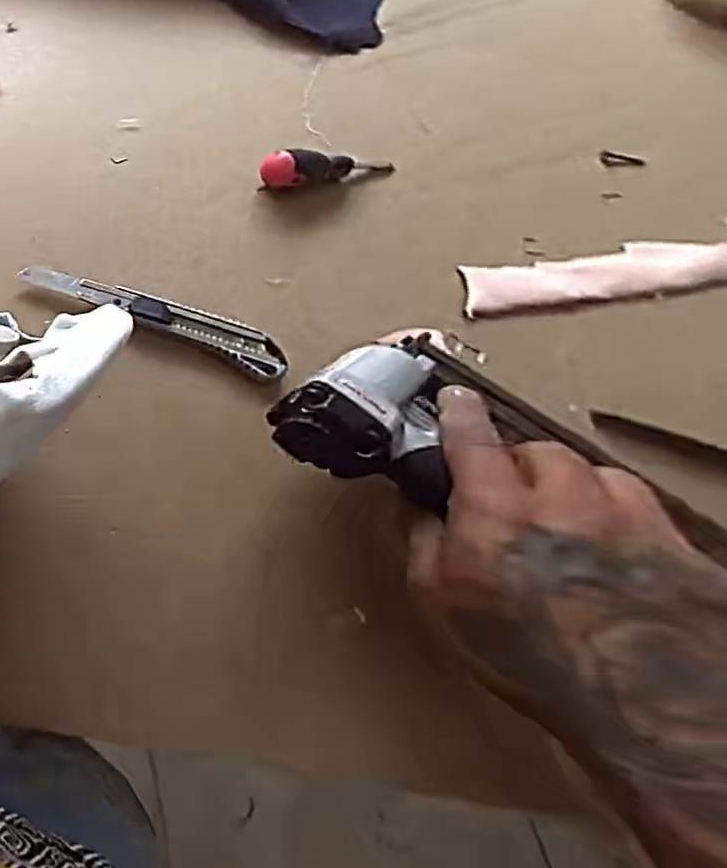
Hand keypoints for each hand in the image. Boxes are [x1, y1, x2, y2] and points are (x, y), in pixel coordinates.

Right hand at [412, 387, 726, 865]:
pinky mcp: (696, 561)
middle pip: (544, 451)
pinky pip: (656, 518)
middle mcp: (570, 507)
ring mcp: (641, 531)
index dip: (458, 415)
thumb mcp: (437, 593)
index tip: (453, 397)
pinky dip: (625, 520)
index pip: (472, 441)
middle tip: (503, 480)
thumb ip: (424, 536)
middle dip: (518, 457)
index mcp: (498, 512)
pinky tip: (614, 548)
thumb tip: (416, 501)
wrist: (652, 713)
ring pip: (606, 476)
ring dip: (576, 483)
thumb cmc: (527, 654)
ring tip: (563, 509)